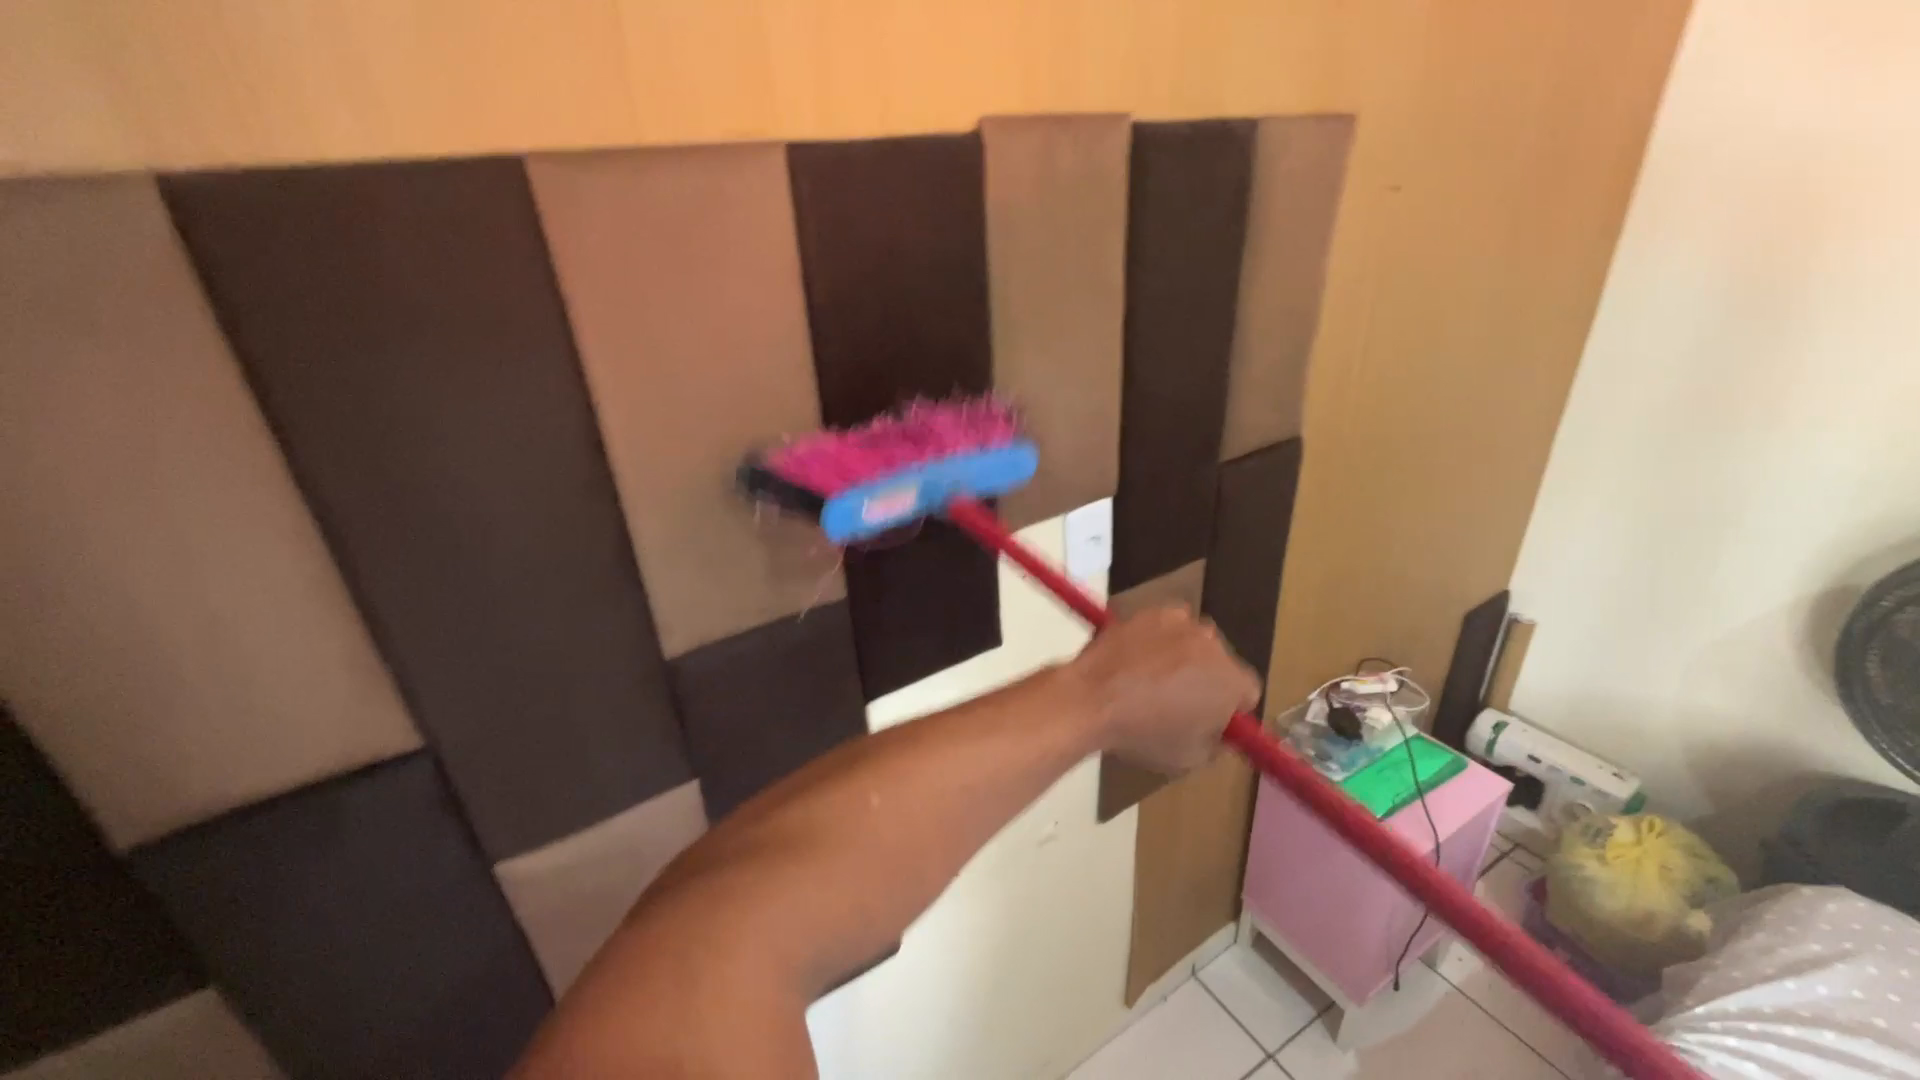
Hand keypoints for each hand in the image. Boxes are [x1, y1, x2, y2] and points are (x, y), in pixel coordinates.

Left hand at [1065, 605, 1261, 773]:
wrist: (1091, 698)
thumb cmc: (1144, 733)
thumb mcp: (1190, 757)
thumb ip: (1216, 743)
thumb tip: (1218, 733)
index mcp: (1232, 680)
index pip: (1248, 693)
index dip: (1231, 709)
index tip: (1210, 721)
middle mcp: (1213, 643)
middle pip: (1220, 663)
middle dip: (1206, 680)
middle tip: (1177, 702)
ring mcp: (1179, 622)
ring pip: (1192, 642)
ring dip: (1181, 657)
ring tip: (1150, 680)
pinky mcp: (1149, 611)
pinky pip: (1164, 628)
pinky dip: (1155, 640)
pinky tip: (1134, 660)